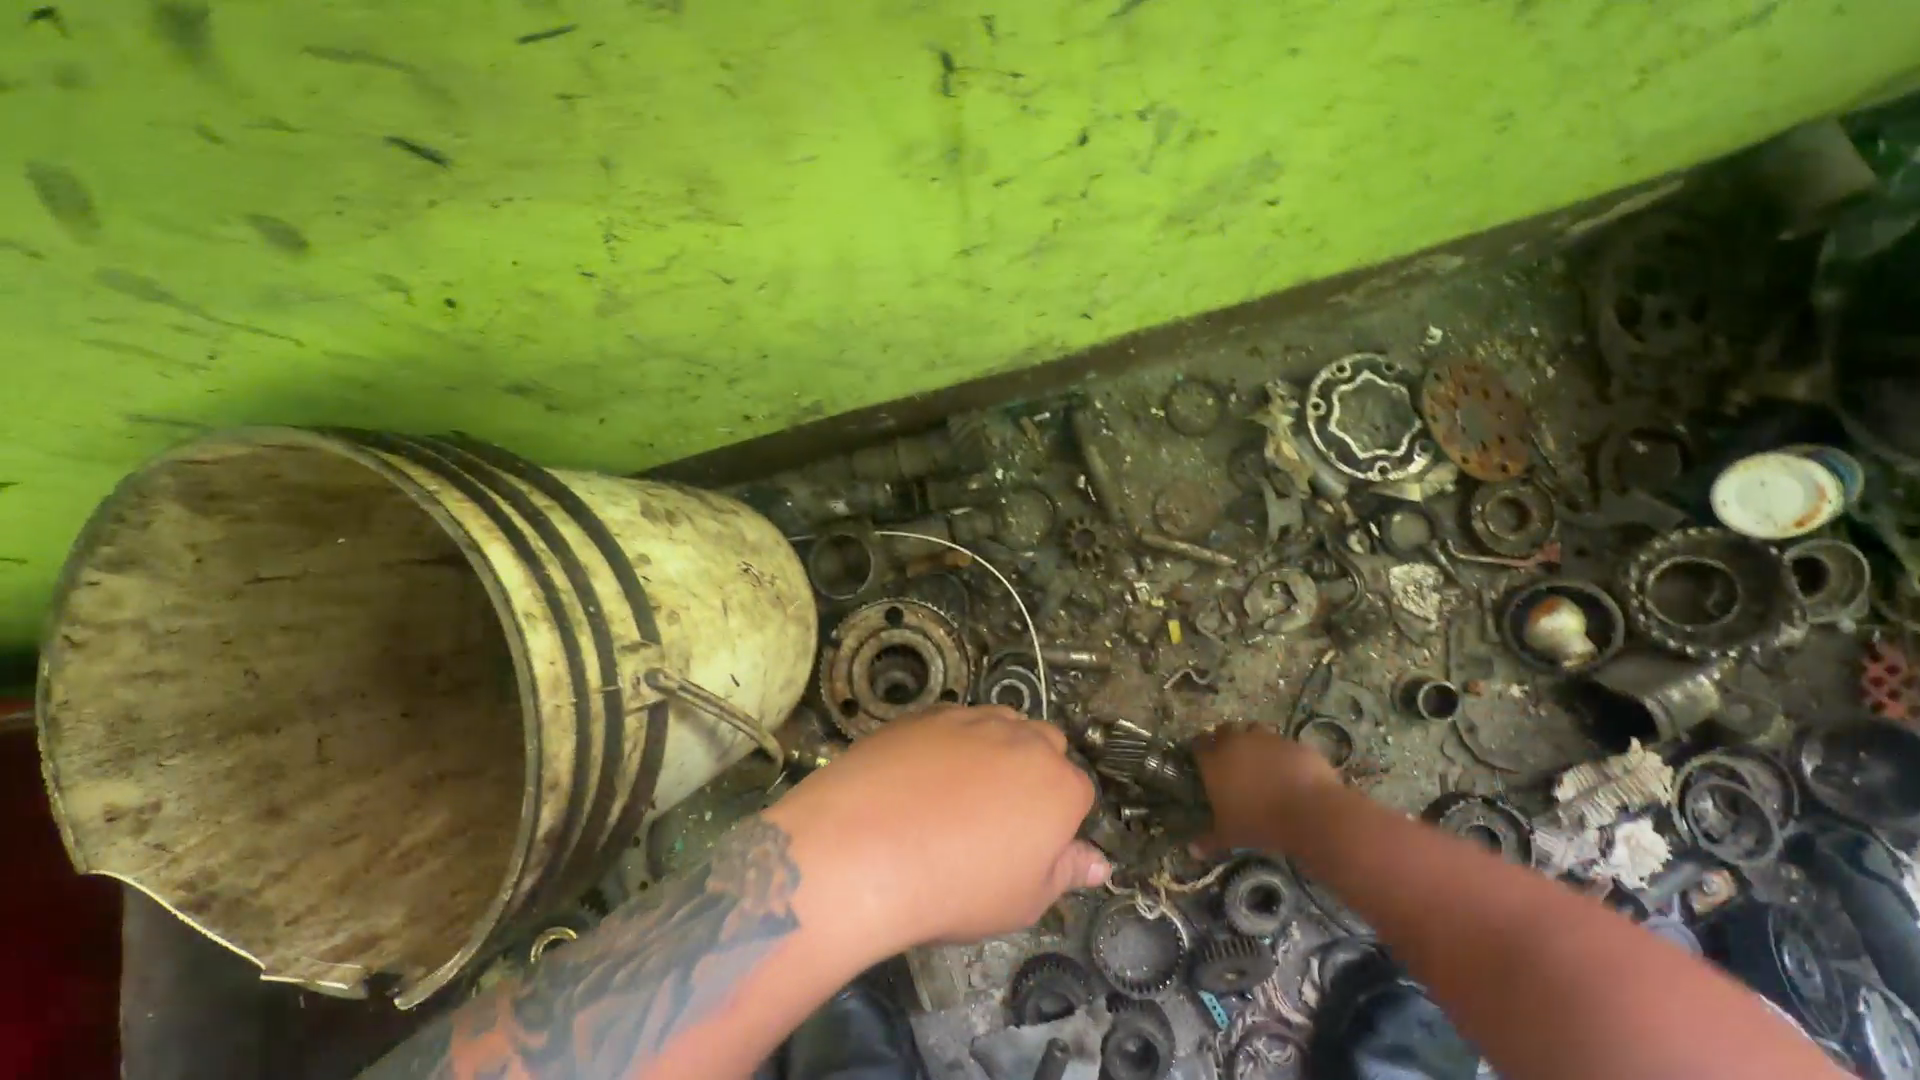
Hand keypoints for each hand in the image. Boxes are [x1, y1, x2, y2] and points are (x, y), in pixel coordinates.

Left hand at [765, 706, 1108, 953]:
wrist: (864, 850)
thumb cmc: (955, 887)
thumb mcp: (1022, 900)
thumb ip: (1065, 872)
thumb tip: (1098, 861)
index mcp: (1059, 786)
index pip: (1078, 793)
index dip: (1058, 821)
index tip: (1029, 846)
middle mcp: (1023, 740)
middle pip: (1045, 745)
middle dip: (1034, 773)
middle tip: (997, 818)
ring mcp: (970, 720)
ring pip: (1000, 724)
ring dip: (995, 750)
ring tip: (960, 794)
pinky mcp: (924, 714)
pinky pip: (952, 723)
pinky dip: (949, 743)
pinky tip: (921, 778)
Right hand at [1190, 723, 1343, 855]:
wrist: (1310, 813)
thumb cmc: (1260, 823)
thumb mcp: (1230, 835)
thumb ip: (1209, 840)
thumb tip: (1191, 851)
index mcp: (1214, 760)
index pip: (1198, 744)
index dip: (1199, 751)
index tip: (1203, 762)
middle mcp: (1237, 741)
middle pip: (1224, 730)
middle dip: (1225, 740)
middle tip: (1230, 761)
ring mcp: (1267, 739)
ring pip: (1253, 731)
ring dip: (1252, 742)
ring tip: (1259, 763)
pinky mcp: (1293, 743)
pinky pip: (1281, 743)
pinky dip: (1280, 753)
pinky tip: (1287, 771)